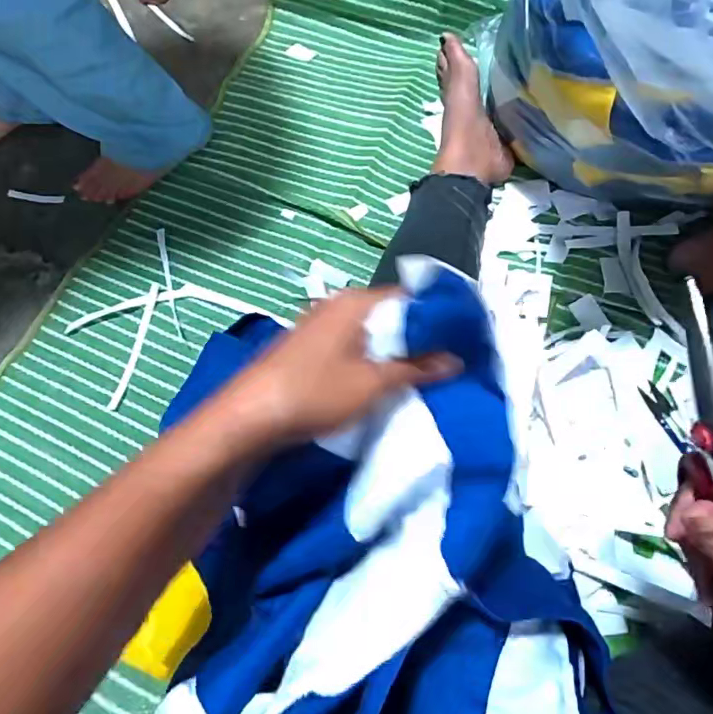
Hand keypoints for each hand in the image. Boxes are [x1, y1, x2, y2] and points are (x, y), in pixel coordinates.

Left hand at [204, 287, 460, 454]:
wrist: (250, 416)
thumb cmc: (315, 393)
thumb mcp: (373, 384)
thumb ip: (417, 368)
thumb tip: (455, 358)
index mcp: (356, 301)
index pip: (410, 297)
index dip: (437, 318)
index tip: (461, 341)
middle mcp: (337, 304)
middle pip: (390, 314)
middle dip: (417, 337)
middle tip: (447, 362)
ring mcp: (319, 323)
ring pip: (370, 332)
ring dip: (392, 350)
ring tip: (421, 374)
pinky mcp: (308, 345)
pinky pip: (351, 345)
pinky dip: (369, 358)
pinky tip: (381, 380)